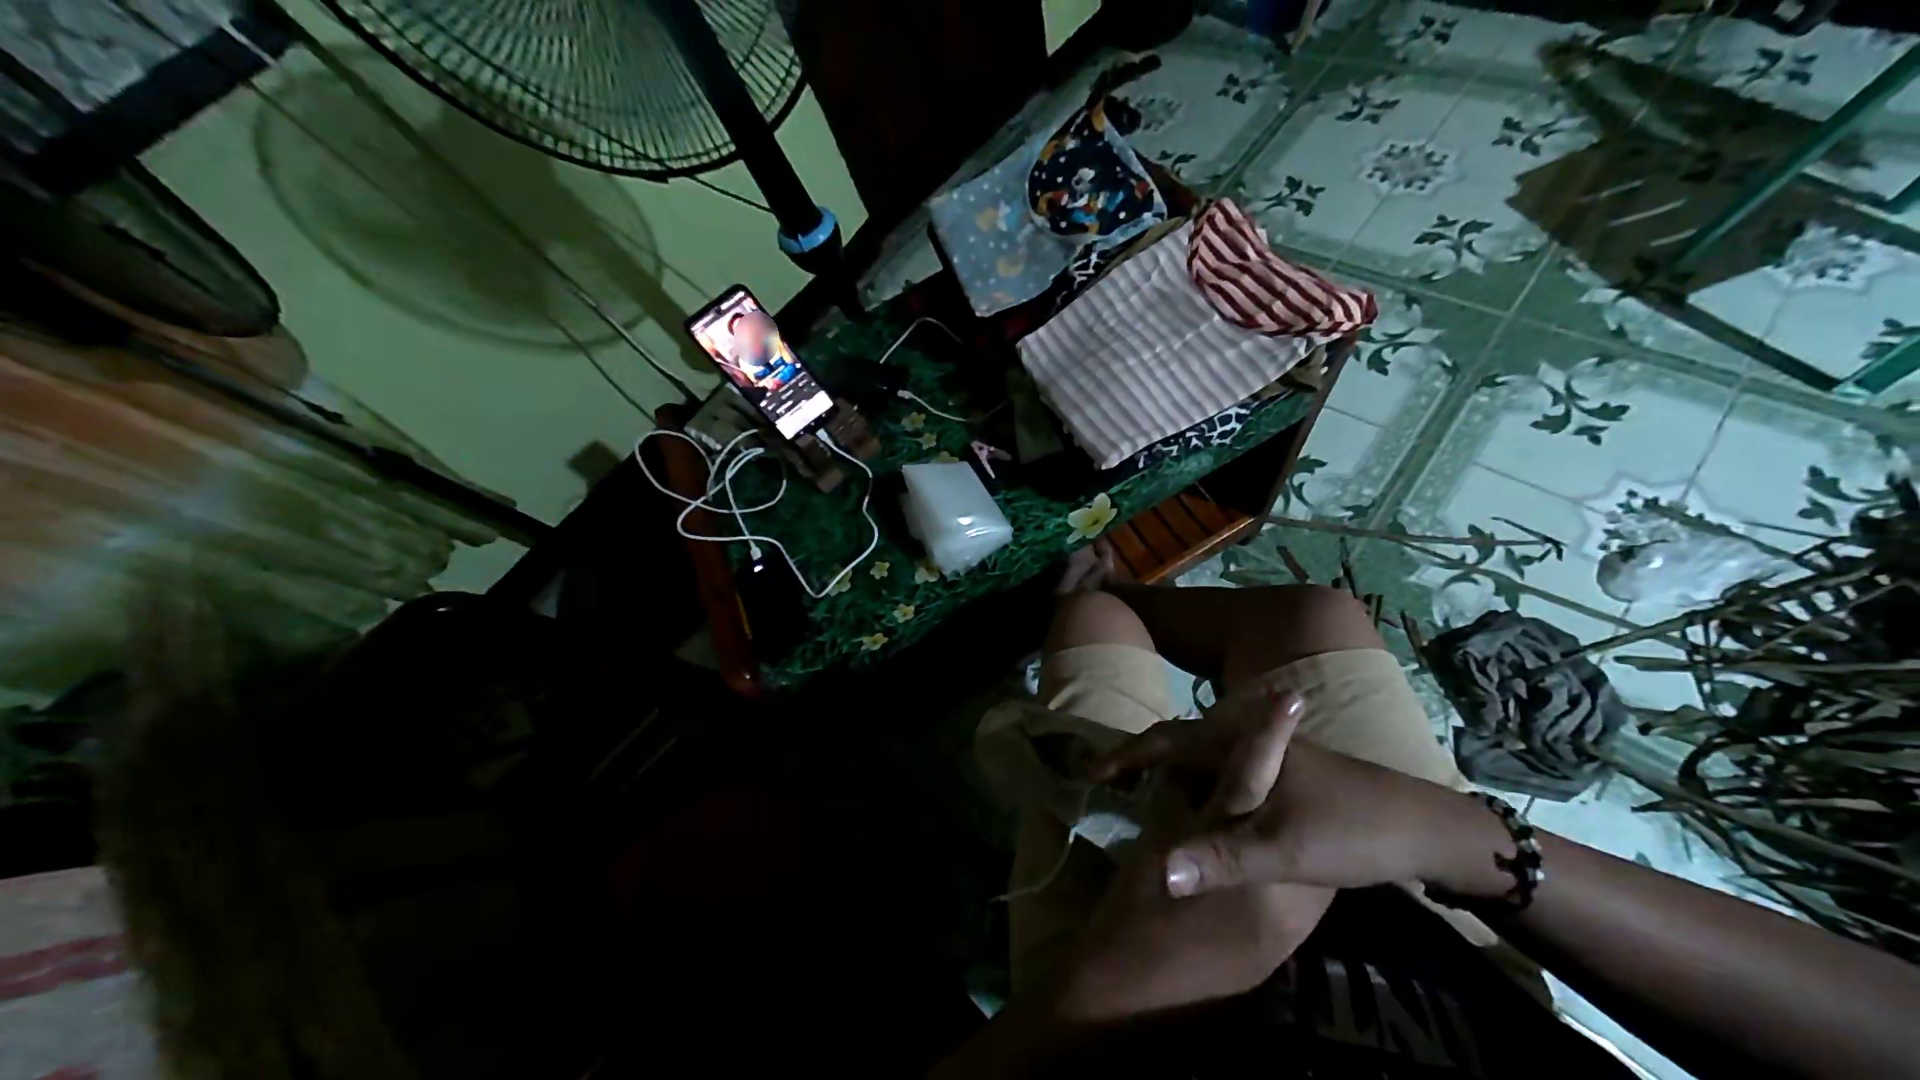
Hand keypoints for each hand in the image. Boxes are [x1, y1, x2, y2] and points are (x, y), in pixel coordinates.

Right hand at [1046, 693, 1336, 1023]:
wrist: (1420, 827)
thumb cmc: (1347, 830)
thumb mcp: (1280, 852)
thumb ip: (1218, 859)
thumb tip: (1157, 872)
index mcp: (1235, 741)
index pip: (1162, 741)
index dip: (1121, 757)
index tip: (1088, 776)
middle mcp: (1244, 733)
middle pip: (1176, 740)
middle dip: (1138, 759)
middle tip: (1107, 784)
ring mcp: (1263, 747)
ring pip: (1198, 752)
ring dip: (1164, 768)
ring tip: (1137, 791)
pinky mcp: (1278, 765)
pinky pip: (1218, 764)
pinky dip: (1193, 779)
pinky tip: (1193, 802)